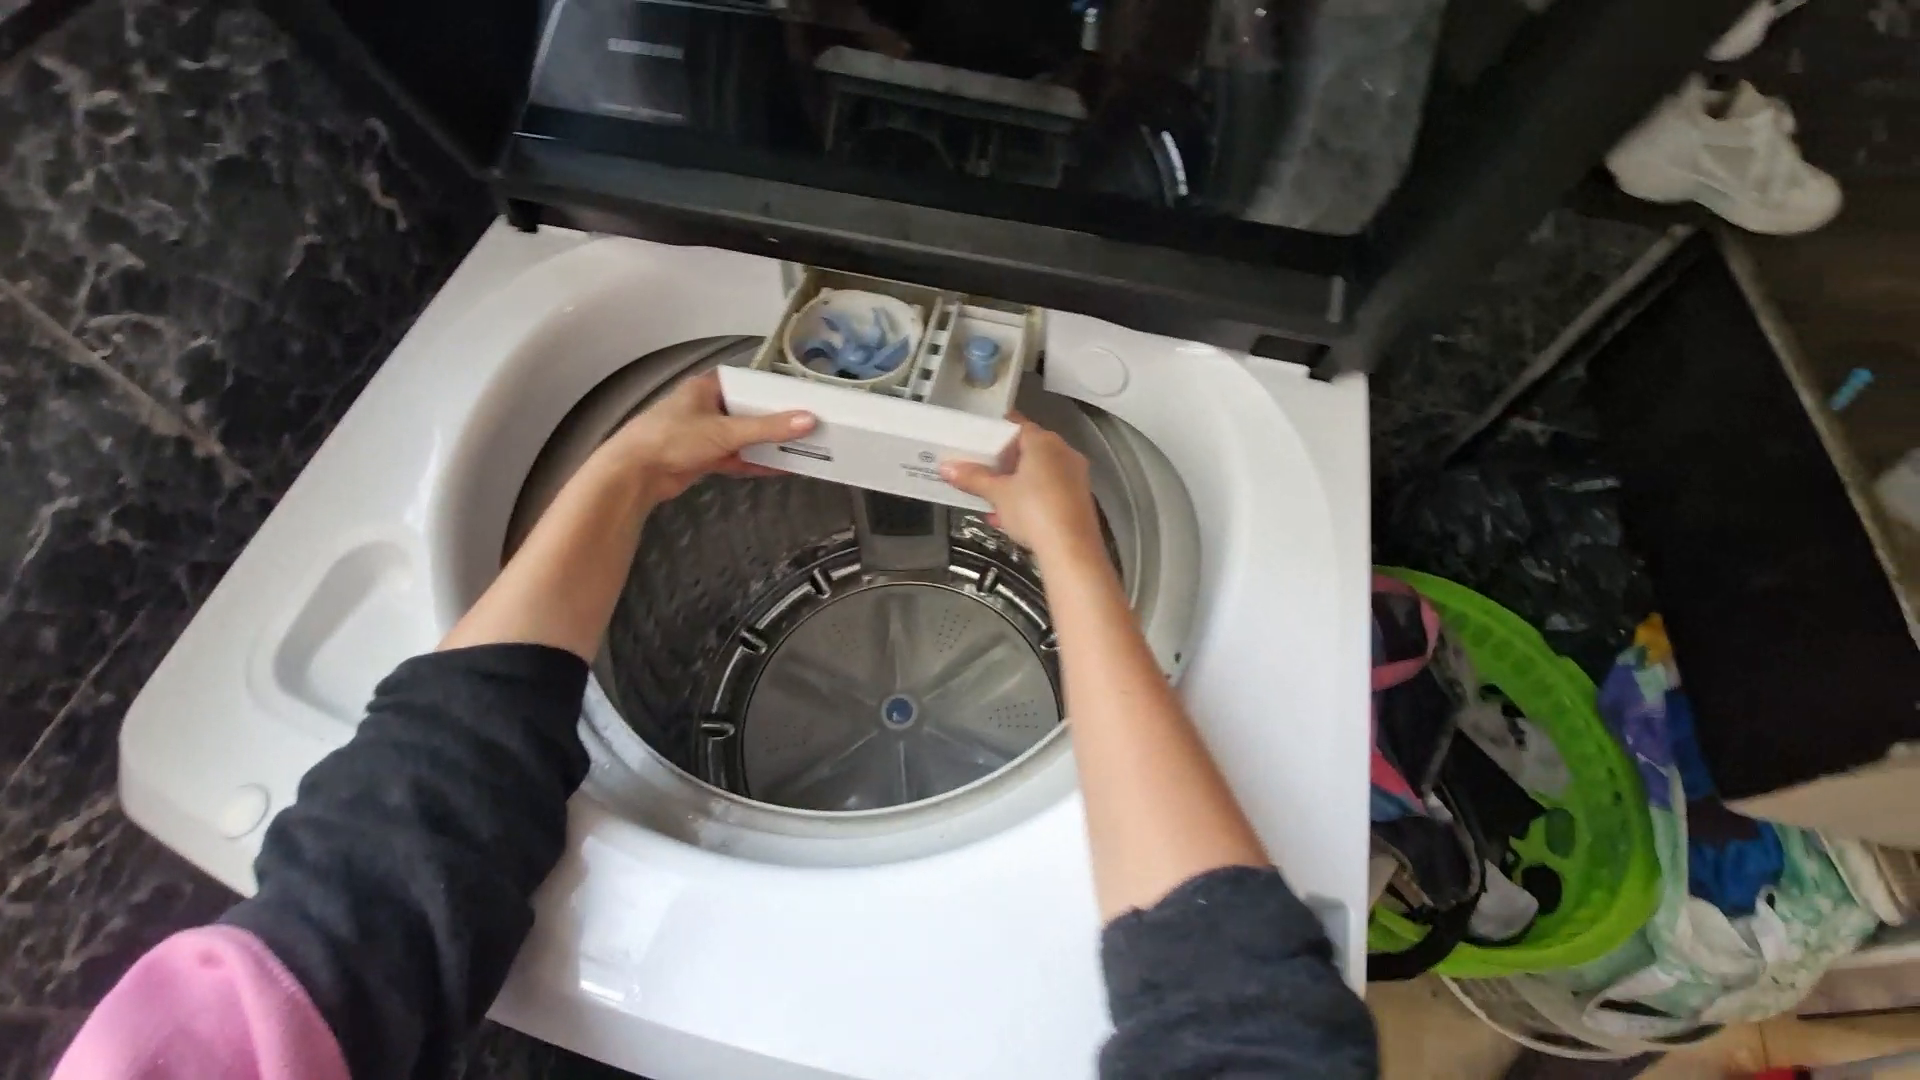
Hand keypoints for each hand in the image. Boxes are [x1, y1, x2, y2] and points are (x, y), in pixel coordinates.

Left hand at [599, 370, 813, 503]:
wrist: (635, 474)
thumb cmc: (675, 438)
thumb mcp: (725, 430)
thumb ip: (768, 427)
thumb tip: (809, 420)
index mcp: (707, 387)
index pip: (746, 382)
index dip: (771, 389)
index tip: (800, 396)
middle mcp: (707, 407)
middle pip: (748, 411)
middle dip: (774, 420)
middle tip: (806, 424)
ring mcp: (705, 434)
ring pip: (743, 436)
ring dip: (766, 443)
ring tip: (799, 446)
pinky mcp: (704, 457)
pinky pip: (736, 457)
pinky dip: (755, 462)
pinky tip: (780, 468)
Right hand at [941, 419, 1102, 563]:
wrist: (1071, 549)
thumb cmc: (1033, 510)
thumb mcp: (998, 494)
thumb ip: (973, 478)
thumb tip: (947, 468)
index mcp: (1044, 441)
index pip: (1017, 425)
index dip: (995, 433)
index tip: (977, 442)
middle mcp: (1064, 452)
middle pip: (1028, 450)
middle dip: (1004, 462)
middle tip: (980, 470)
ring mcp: (1075, 476)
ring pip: (1038, 473)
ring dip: (1015, 484)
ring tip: (990, 498)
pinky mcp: (1079, 499)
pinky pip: (1048, 491)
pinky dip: (1029, 499)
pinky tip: (1008, 518)